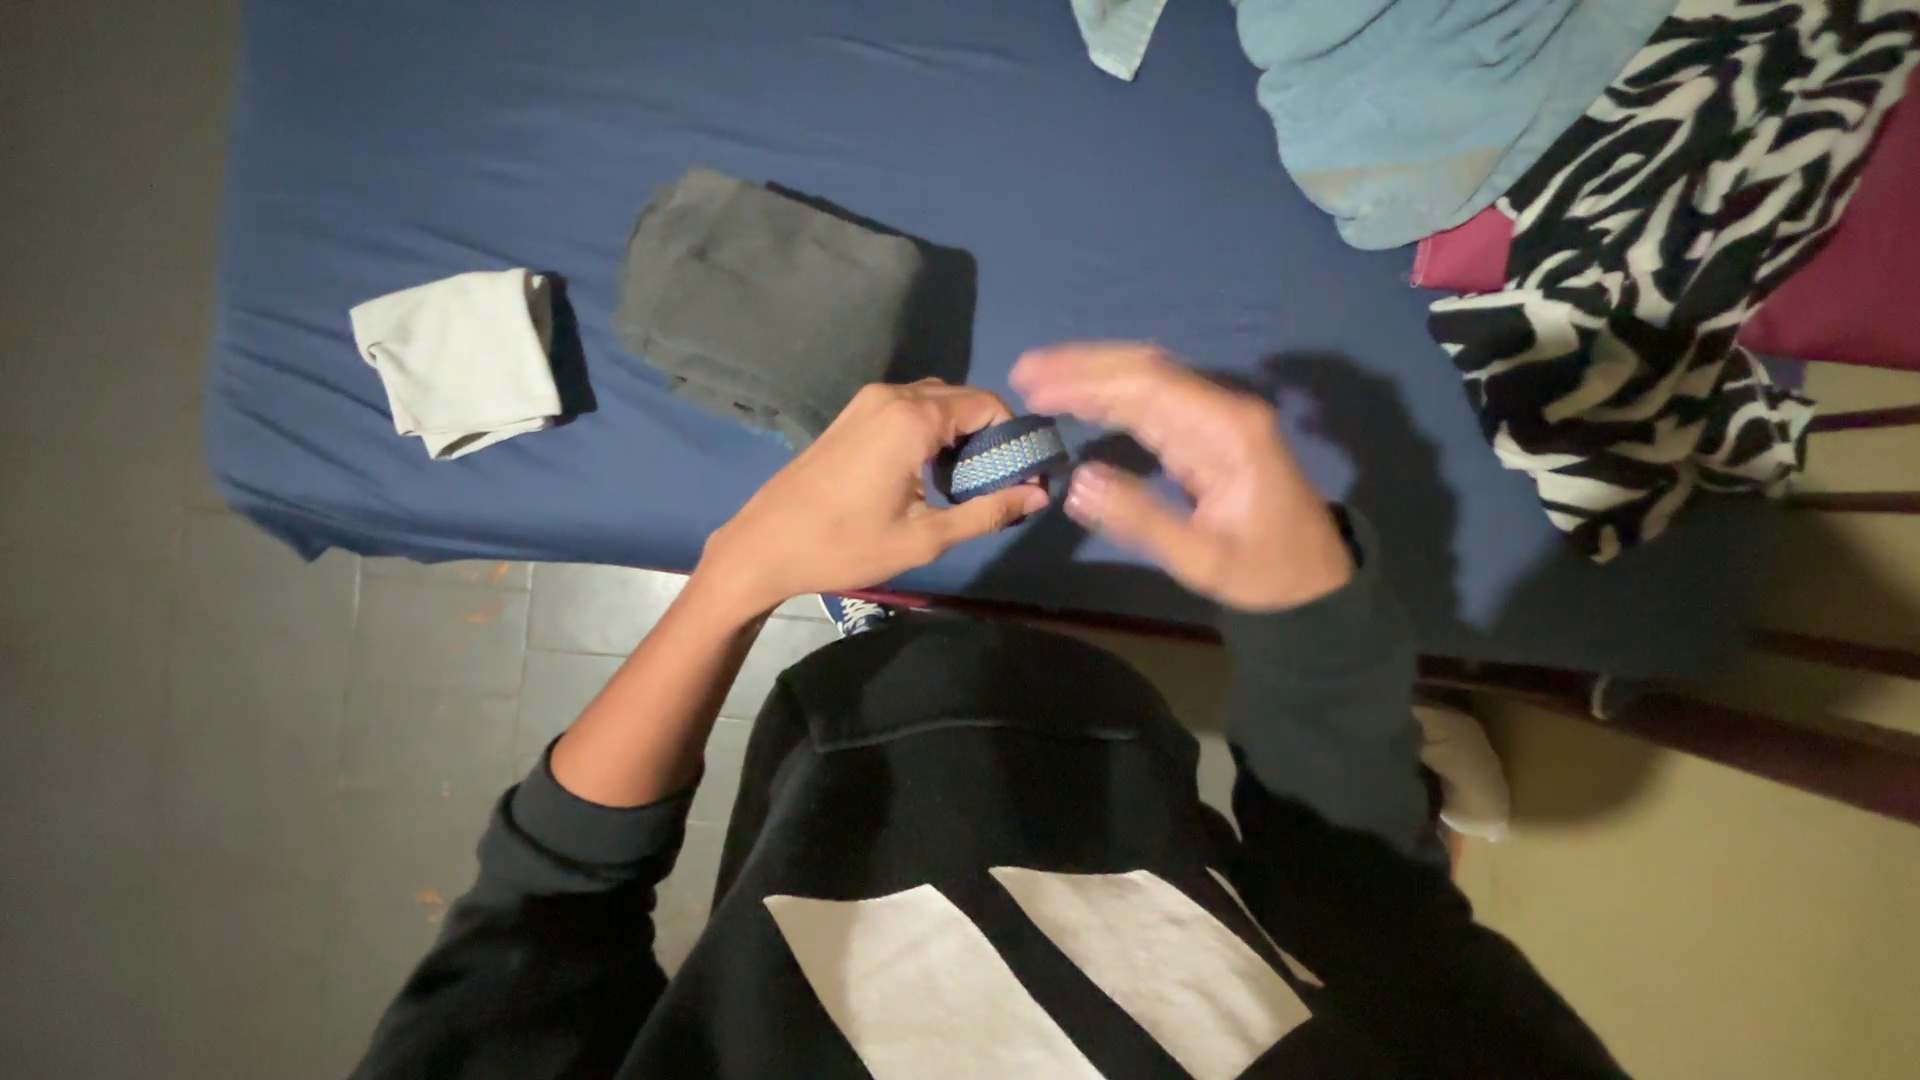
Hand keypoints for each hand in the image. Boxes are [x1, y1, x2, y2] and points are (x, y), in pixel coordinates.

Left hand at [697, 380, 1049, 613]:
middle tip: (995, 483)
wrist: (765, 545)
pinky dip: (930, 430)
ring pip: (934, 401)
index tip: (1020, 476)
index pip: (987, 404)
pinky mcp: (851, 414)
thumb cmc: (846, 546)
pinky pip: (907, 408)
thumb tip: (1039, 495)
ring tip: (962, 482)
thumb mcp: (926, 537)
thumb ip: (988, 512)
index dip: (1012, 437)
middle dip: (988, 435)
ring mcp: (867, 402)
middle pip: (962, 398)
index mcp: (913, 418)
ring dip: (958, 432)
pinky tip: (926, 472)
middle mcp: (892, 396)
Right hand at [1011, 343, 1351, 611]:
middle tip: (1025, 371)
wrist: (1314, 580)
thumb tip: (1076, 481)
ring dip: (1095, 375)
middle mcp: (1223, 410)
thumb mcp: (1201, 560)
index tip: (1034, 383)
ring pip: (1149, 379)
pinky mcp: (1210, 432)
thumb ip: (1140, 520)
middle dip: (1083, 366)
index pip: (1147, 386)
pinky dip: (1113, 396)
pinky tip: (1083, 401)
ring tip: (1040, 380)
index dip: (1086, 379)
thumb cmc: (1263, 572)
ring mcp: (1218, 418)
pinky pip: (1156, 401)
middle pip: (1146, 369)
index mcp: (1224, 432)